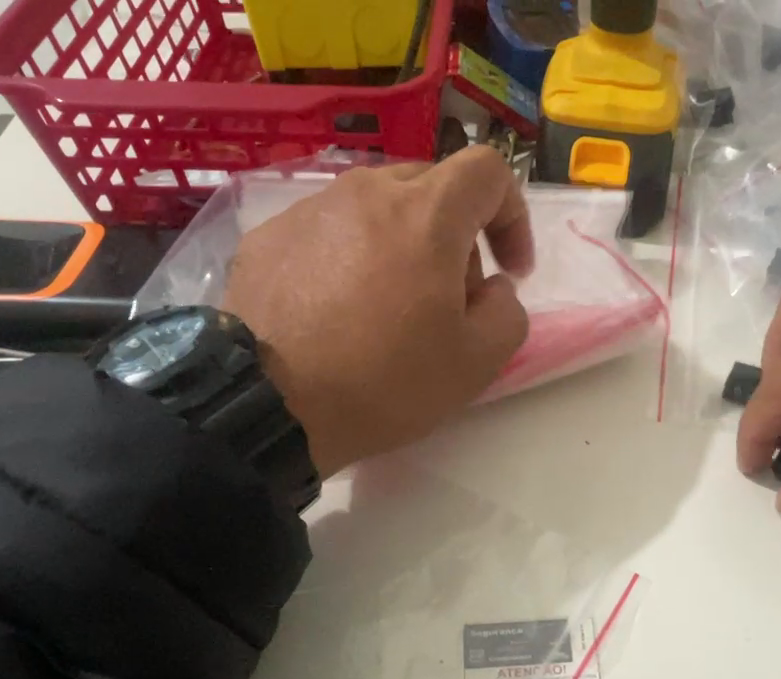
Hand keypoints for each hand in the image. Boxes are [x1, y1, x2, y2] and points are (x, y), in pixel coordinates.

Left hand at [220, 147, 533, 475]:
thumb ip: (508, 311)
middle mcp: (367, 191)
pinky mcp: (268, 235)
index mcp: (426, 214)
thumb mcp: (477, 363)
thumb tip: (492, 288)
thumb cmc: (385, 383)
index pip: (488, 171)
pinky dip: (350, 259)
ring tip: (389, 309)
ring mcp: (310, 209)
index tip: (510, 271)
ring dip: (401, 246)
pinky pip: (329, 232)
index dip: (512, 215)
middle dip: (456, 238)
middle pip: (430, 188)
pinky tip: (337, 313)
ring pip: (376, 208)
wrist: (269, 404)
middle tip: (451, 300)